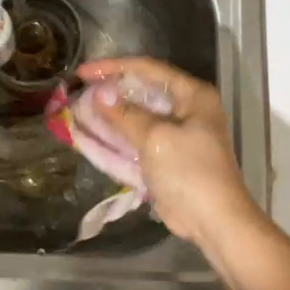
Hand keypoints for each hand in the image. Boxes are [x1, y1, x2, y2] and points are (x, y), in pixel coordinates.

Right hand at [77, 57, 261, 247]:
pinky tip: (84, 139)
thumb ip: (125, 114)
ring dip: (106, 120)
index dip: (113, 68)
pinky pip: (134, 145)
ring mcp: (174, 138)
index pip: (148, 70)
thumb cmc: (190, 171)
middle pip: (140, 95)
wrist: (215, 221)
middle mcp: (185, 111)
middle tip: (76, 94)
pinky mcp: (164, 161)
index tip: (83, 72)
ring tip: (74, 114)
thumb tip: (99, 93)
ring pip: (134, 122)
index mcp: (192, 96)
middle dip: (108, 96)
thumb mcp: (155, 138)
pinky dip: (112, 144)